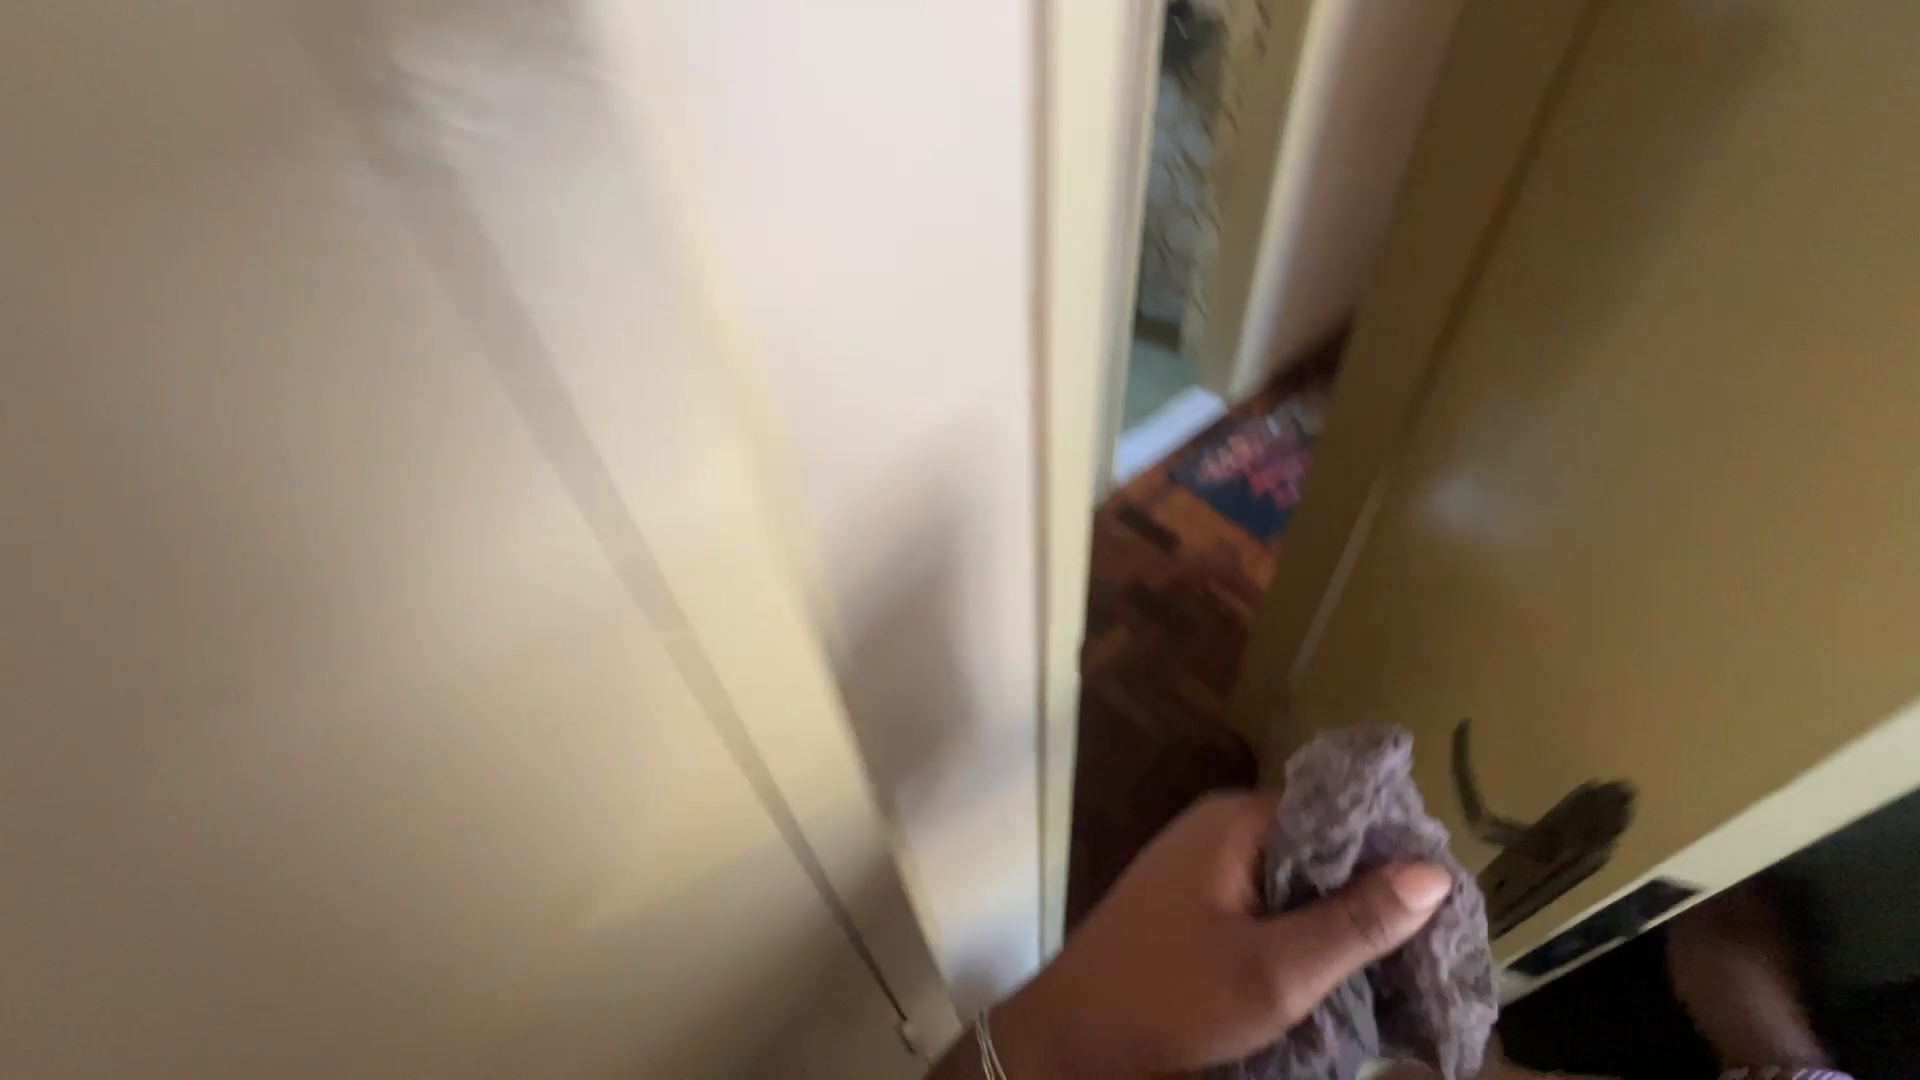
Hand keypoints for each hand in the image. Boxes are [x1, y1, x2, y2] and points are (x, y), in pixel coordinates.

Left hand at [989, 791, 1452, 1078]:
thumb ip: (1354, 921)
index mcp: (1237, 820)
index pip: (1339, 814)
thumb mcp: (1275, 970)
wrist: (1074, 1031)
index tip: (1450, 909)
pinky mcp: (1194, 896)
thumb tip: (1435, 870)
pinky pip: (1263, 899)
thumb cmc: (1171, 995)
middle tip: (1434, 950)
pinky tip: (1337, 969)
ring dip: (1337, 917)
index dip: (1395, 856)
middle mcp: (1219, 826)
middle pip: (1317, 845)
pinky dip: (1299, 929)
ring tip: (1401, 966)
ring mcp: (1202, 860)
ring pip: (1293, 877)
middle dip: (1371, 893)